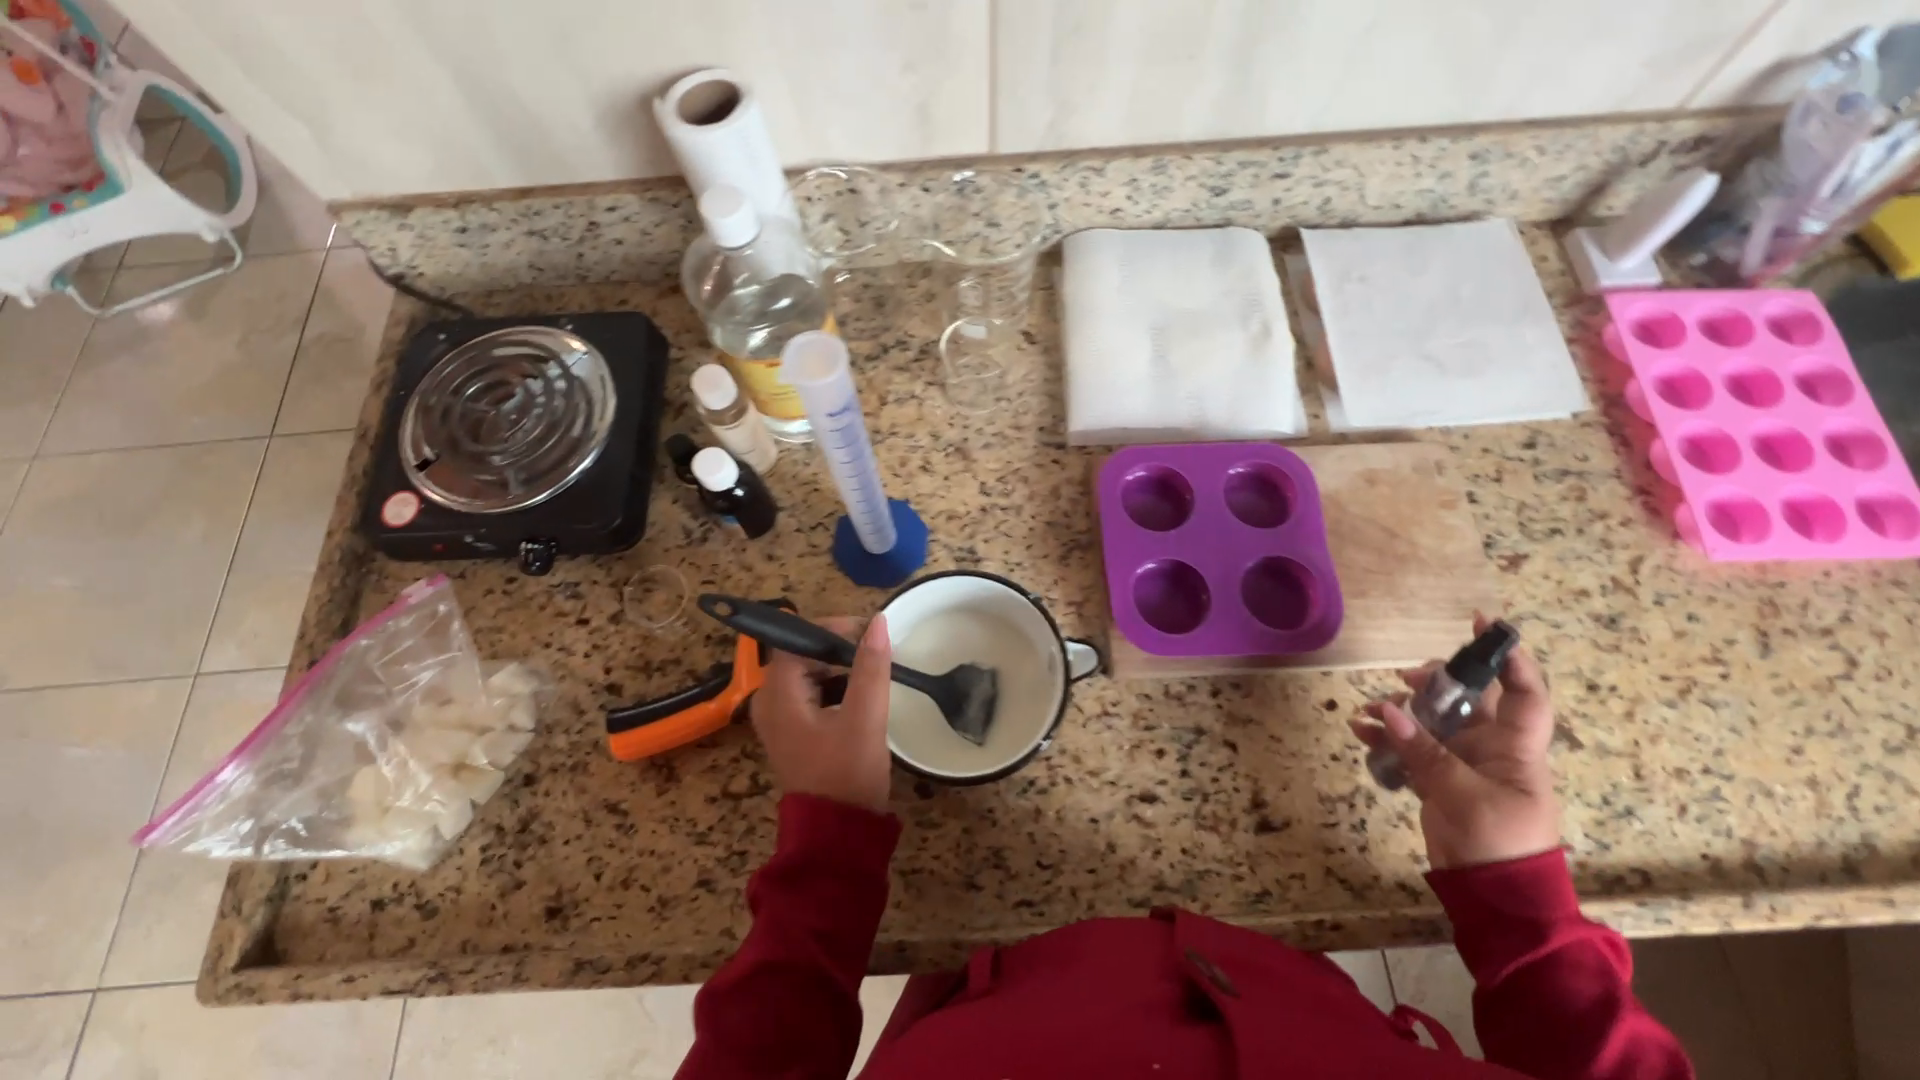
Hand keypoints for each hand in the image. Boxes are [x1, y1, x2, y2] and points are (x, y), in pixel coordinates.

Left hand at [750, 614, 894, 813]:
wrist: (837, 832)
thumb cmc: (847, 774)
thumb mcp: (865, 718)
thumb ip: (870, 668)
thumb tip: (877, 622)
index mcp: (777, 695)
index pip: (795, 639)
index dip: (829, 628)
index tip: (866, 632)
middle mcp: (770, 703)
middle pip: (800, 655)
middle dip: (837, 646)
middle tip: (875, 650)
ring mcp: (780, 720)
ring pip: (807, 674)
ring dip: (839, 666)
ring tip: (874, 669)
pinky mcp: (794, 733)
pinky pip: (811, 695)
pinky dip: (835, 687)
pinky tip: (863, 693)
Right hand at [1349, 615, 1561, 869]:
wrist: (1495, 896)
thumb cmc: (1499, 842)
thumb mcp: (1464, 795)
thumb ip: (1424, 752)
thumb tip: (1387, 710)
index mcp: (1515, 747)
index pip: (1523, 692)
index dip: (1510, 657)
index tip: (1484, 625)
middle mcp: (1490, 747)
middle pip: (1466, 699)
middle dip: (1434, 681)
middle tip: (1403, 678)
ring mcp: (1462, 763)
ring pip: (1430, 721)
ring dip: (1399, 711)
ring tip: (1367, 711)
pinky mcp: (1438, 781)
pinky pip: (1410, 748)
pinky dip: (1386, 738)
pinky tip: (1360, 732)